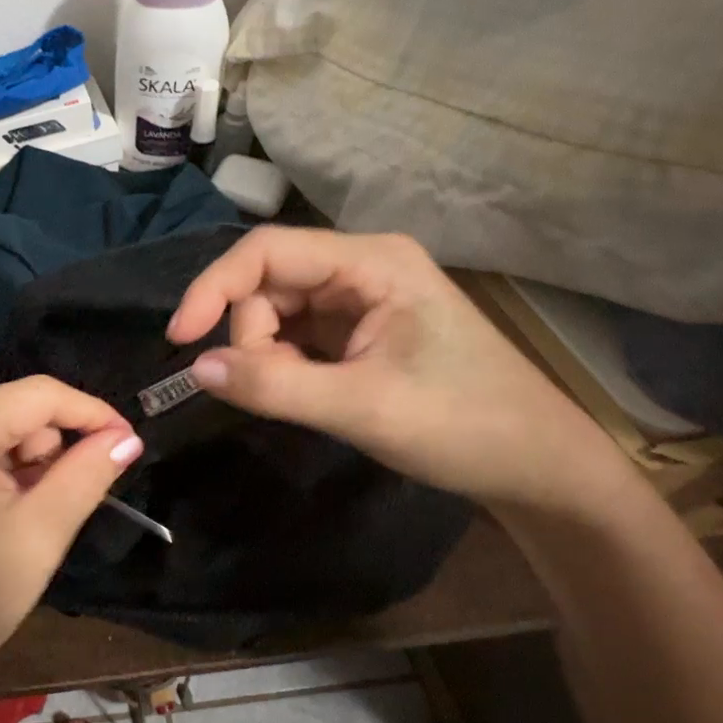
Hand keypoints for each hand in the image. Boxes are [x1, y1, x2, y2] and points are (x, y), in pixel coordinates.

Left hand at [0, 377, 142, 699]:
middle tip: (56, 510)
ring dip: (33, 465)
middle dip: (55, 451)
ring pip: (9, 425)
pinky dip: (9, 470)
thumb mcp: (41, 534)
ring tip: (22, 522)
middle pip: (24, 408)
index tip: (132, 447)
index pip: (41, 394)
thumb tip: (129, 437)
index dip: (93, 414)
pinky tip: (2, 514)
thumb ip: (86, 475)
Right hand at [168, 227, 625, 511]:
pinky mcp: (359, 329)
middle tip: (269, 392)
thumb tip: (195, 368)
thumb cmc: (466, 428)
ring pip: (275, 311)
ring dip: (267, 356)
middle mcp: (362, 267)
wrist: (542, 469)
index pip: (266, 252)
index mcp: (373, 262)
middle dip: (251, 338)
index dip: (214, 288)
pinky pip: (295, 334)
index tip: (180, 339)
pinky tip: (306, 394)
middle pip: (267, 284)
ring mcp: (361, 298)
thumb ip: (274, 386)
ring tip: (302, 400)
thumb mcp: (363, 409)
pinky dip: (283, 365)